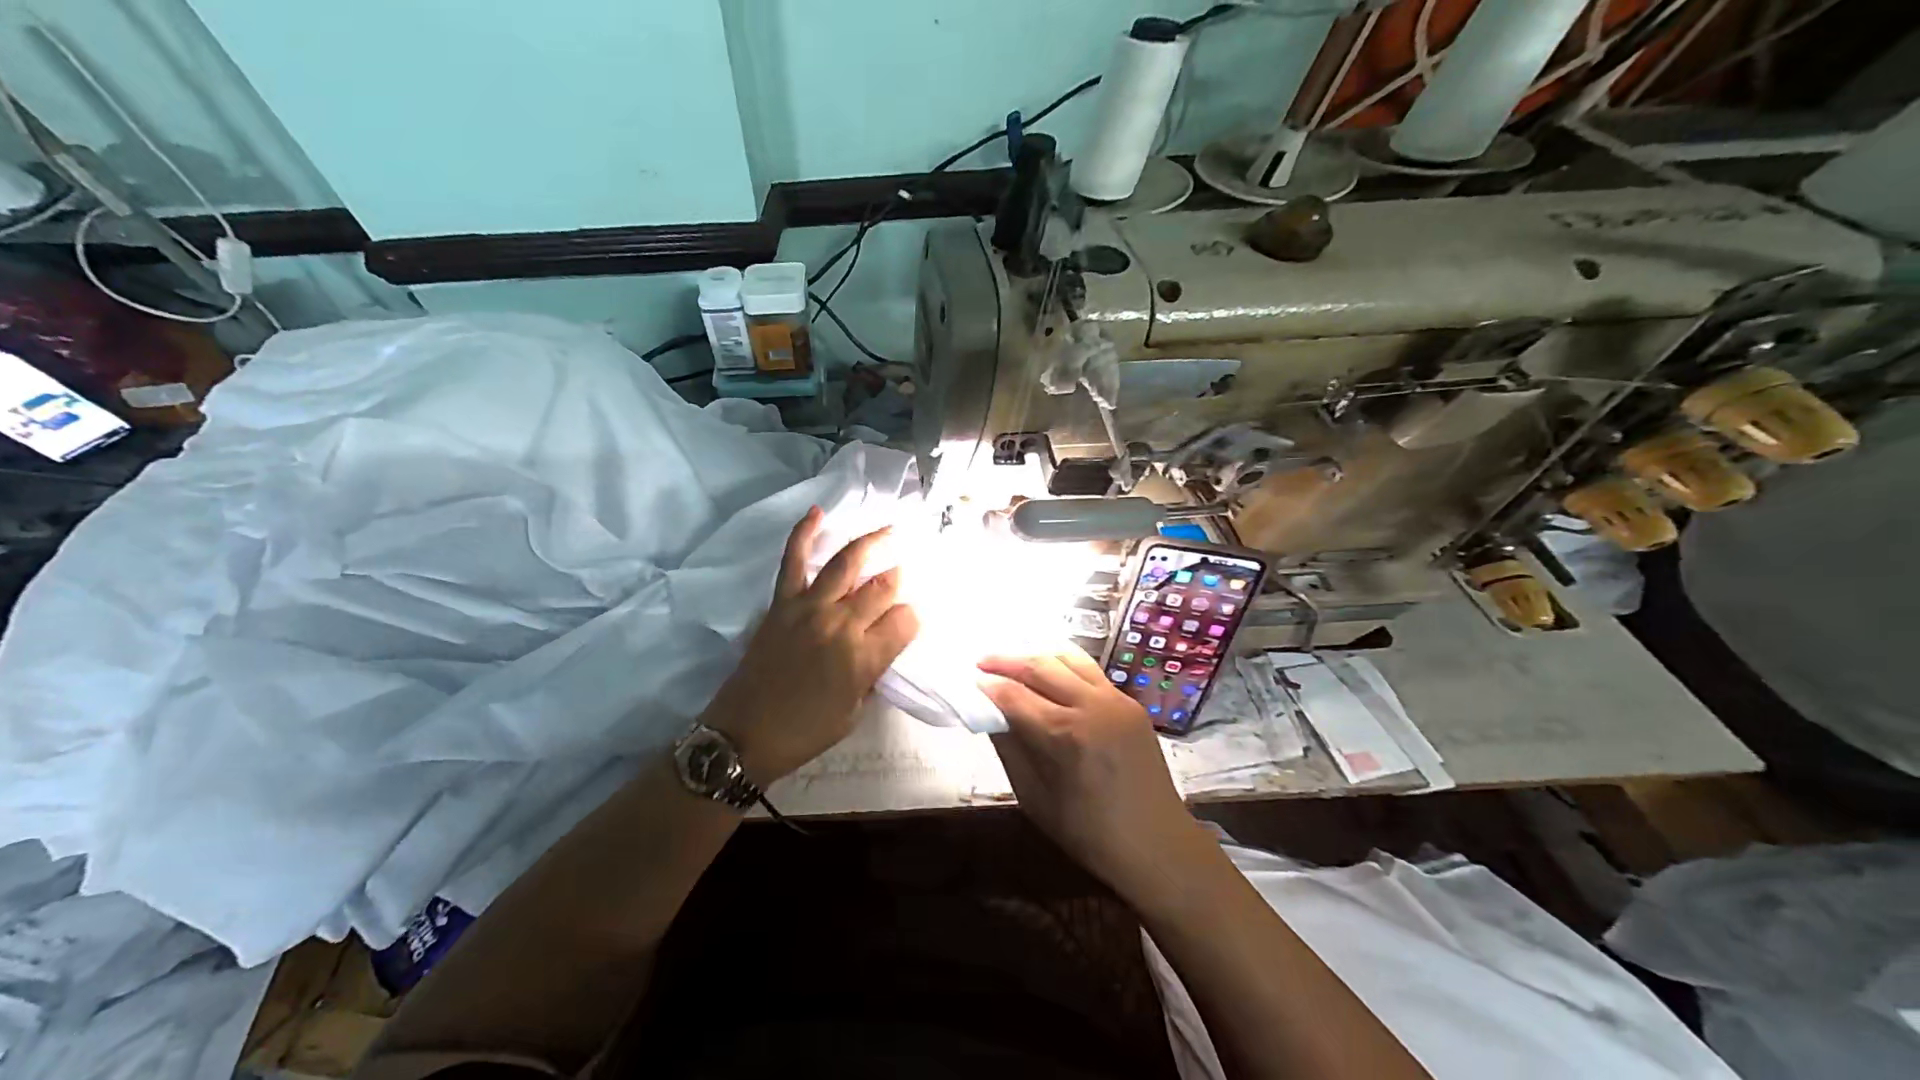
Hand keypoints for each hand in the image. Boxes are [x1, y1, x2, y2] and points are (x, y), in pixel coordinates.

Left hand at [704, 508, 918, 782]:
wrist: (745, 733)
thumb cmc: (806, 731)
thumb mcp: (855, 712)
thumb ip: (874, 672)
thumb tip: (885, 643)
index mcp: (864, 657)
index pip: (906, 620)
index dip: (915, 617)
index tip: (912, 619)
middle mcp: (841, 624)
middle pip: (883, 586)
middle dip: (899, 578)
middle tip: (903, 574)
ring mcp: (809, 607)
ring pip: (847, 562)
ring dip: (872, 542)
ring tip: (889, 531)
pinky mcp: (781, 602)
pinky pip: (794, 559)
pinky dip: (804, 532)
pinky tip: (817, 512)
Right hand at [979, 651, 1210, 899]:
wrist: (1156, 843)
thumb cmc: (1088, 832)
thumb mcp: (1035, 797)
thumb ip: (1011, 749)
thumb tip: (992, 715)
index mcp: (1064, 735)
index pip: (1016, 696)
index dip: (990, 686)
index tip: (972, 680)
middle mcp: (1091, 707)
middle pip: (1041, 667)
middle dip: (1008, 661)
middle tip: (983, 661)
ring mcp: (1116, 701)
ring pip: (1070, 659)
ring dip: (1038, 655)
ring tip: (1015, 659)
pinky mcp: (1132, 704)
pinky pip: (1092, 673)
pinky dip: (1066, 666)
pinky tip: (1051, 672)